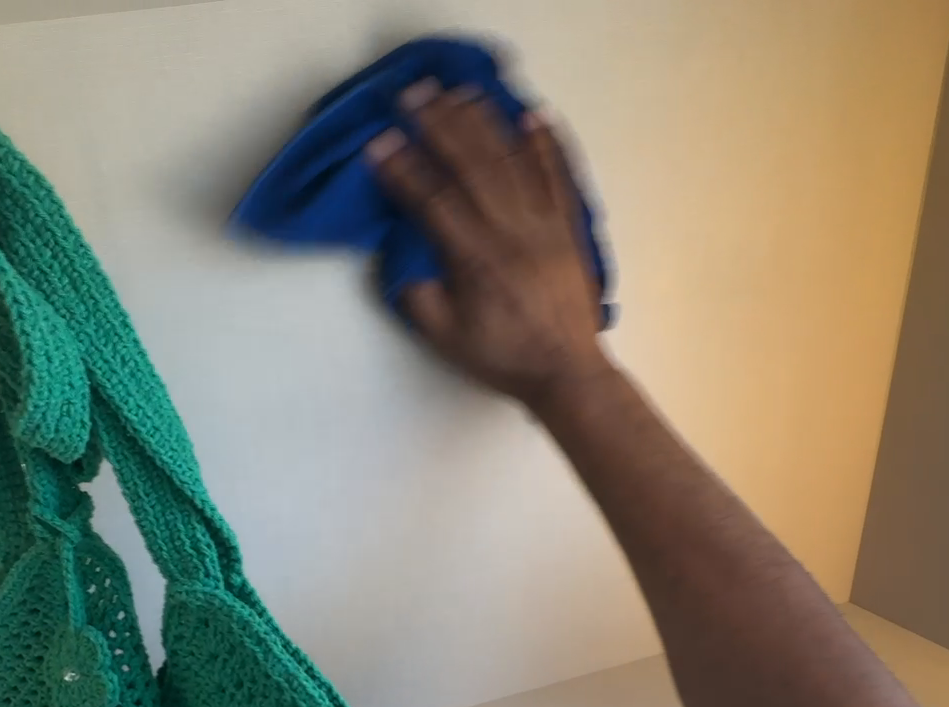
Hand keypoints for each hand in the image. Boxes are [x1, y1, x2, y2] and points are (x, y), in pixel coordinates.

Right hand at [366, 79, 610, 407]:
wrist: (565, 370)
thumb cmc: (501, 357)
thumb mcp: (445, 338)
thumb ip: (418, 296)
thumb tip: (400, 258)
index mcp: (475, 260)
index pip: (433, 202)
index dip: (403, 171)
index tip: (379, 144)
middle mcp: (511, 231)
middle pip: (472, 166)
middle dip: (439, 127)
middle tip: (413, 97)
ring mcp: (545, 224)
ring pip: (512, 161)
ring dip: (483, 123)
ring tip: (458, 94)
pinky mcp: (570, 226)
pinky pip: (559, 176)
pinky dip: (546, 144)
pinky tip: (531, 117)